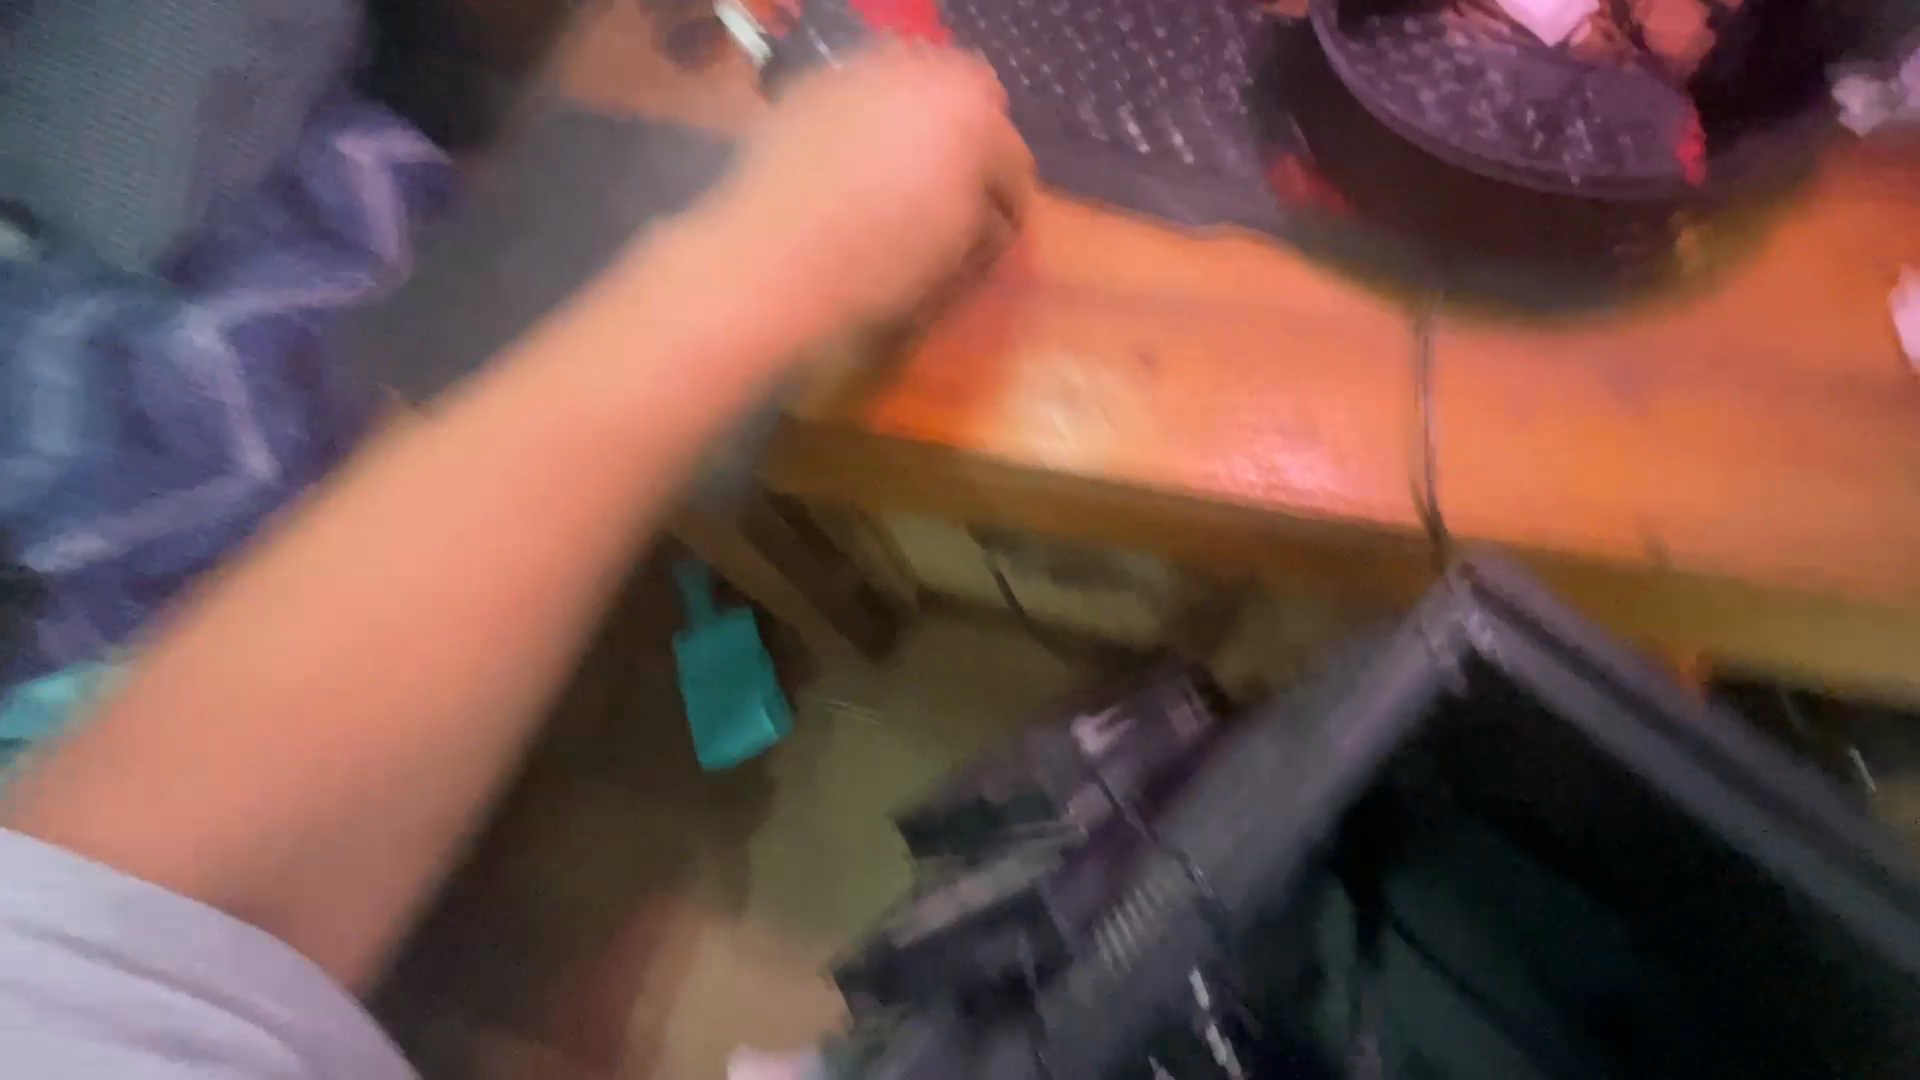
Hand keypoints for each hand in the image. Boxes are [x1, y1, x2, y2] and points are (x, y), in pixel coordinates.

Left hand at [699, 44, 1035, 344]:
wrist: (771, 263)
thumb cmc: (876, 269)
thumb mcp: (953, 258)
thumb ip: (989, 226)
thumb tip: (995, 218)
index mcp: (974, 117)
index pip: (1015, 161)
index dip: (1010, 206)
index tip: (996, 238)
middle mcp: (924, 72)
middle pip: (972, 104)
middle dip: (971, 151)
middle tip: (955, 202)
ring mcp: (864, 68)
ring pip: (918, 90)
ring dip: (924, 129)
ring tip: (903, 181)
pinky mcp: (816, 84)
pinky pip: (866, 95)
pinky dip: (874, 123)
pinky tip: (856, 167)